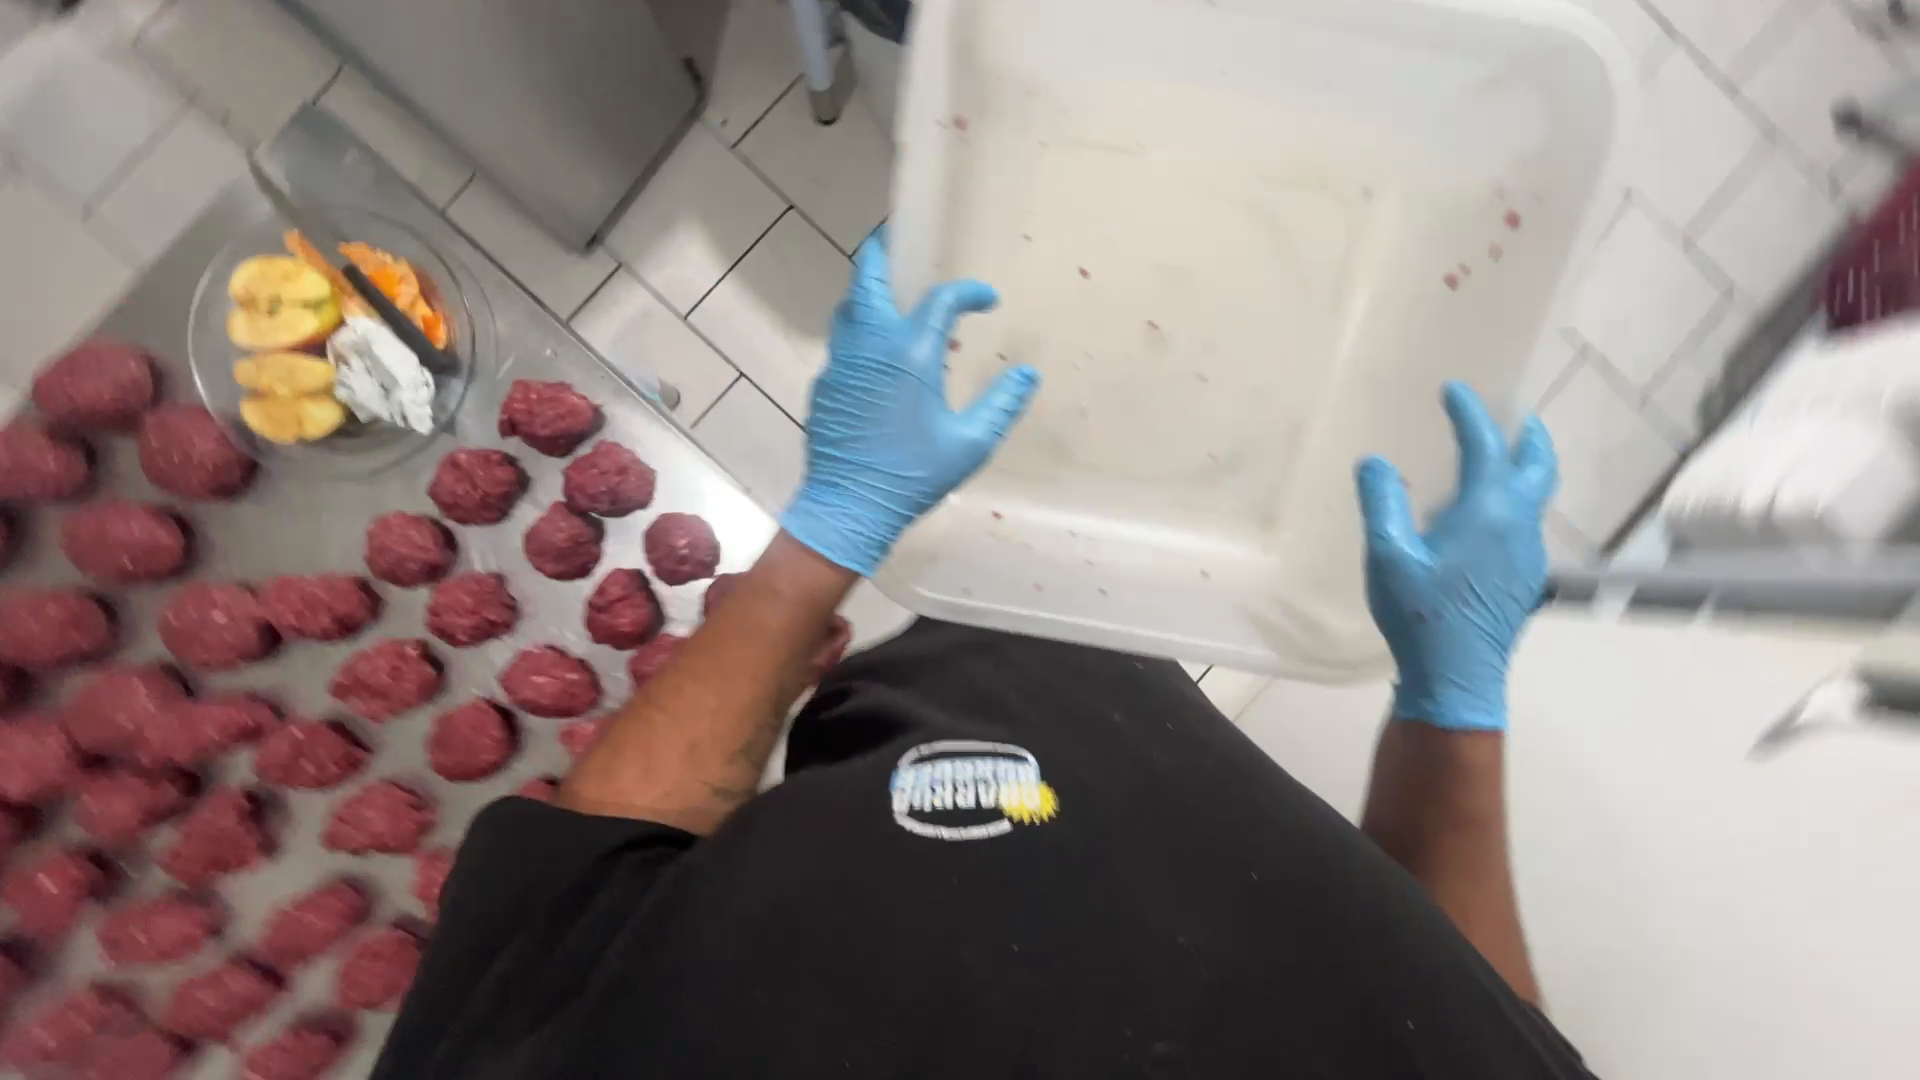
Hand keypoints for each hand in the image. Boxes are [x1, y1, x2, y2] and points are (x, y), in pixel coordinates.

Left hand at [780, 230, 1040, 575]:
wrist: (850, 506)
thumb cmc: (914, 474)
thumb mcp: (971, 443)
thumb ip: (1002, 404)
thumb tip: (1027, 375)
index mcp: (910, 353)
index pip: (941, 300)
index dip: (968, 293)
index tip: (986, 301)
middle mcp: (870, 346)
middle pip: (866, 277)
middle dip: (880, 252)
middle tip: (892, 242)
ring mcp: (840, 364)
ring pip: (848, 310)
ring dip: (867, 296)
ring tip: (890, 304)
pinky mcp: (824, 387)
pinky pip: (842, 347)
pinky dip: (859, 337)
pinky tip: (875, 361)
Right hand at [1355, 382, 1556, 732]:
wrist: (1457, 676)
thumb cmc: (1419, 612)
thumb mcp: (1386, 555)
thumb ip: (1382, 502)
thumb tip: (1376, 462)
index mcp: (1486, 512)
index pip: (1485, 447)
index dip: (1470, 414)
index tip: (1453, 391)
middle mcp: (1518, 525)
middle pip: (1537, 466)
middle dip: (1527, 436)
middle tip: (1514, 417)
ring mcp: (1527, 554)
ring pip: (1534, 497)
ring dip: (1521, 469)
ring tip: (1495, 462)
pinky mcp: (1523, 579)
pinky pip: (1523, 525)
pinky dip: (1512, 502)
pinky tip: (1481, 521)